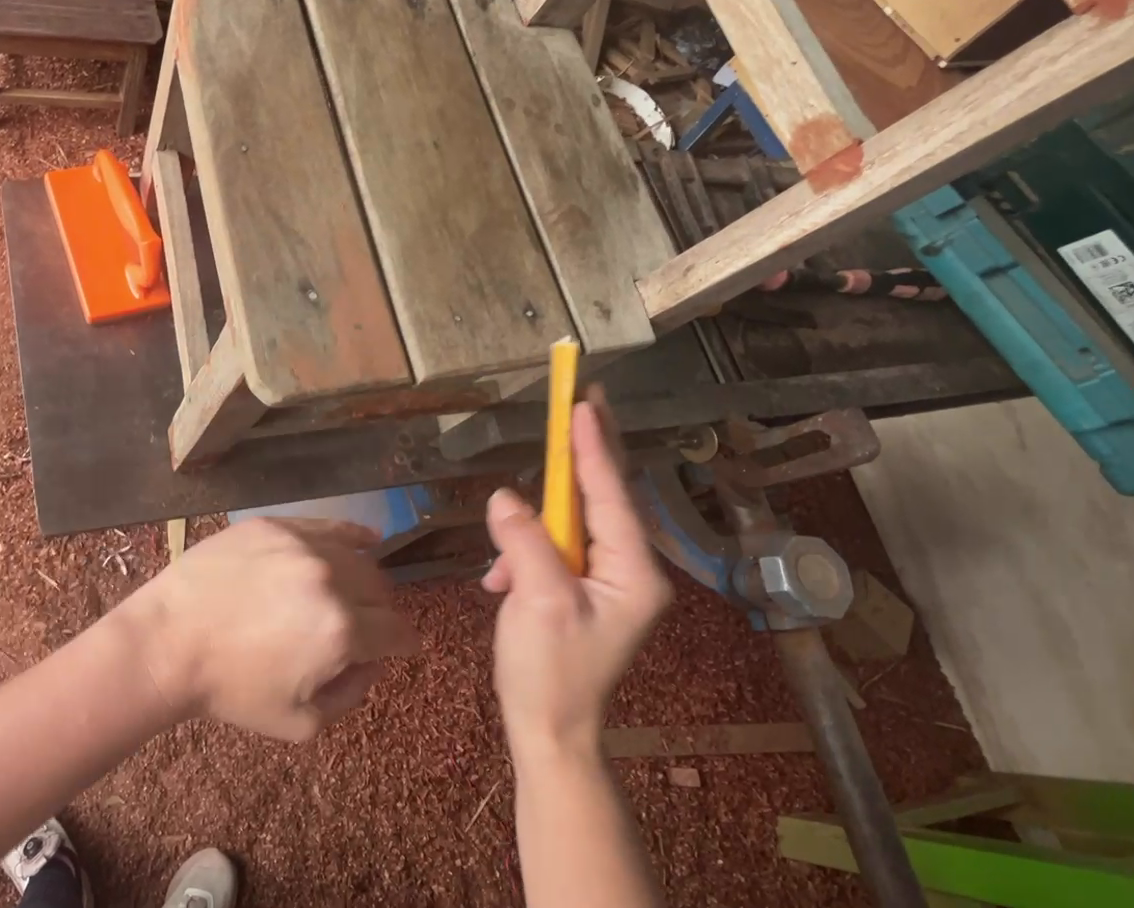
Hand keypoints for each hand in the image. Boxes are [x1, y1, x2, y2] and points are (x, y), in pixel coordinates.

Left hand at [115, 518, 419, 741]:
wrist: (166, 643)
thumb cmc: (230, 690)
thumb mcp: (300, 722)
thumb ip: (350, 695)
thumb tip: (372, 662)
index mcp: (343, 631)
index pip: (397, 631)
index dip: (401, 644)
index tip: (399, 646)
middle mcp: (330, 579)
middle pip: (380, 590)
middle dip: (380, 611)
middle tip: (364, 624)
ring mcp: (300, 546)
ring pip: (356, 555)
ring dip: (362, 576)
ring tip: (351, 589)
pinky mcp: (272, 526)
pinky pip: (325, 526)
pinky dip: (348, 535)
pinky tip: (359, 541)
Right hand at [483, 388, 671, 756]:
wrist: (550, 731)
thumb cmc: (550, 671)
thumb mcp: (537, 600)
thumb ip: (525, 540)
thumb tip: (504, 497)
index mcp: (633, 571)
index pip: (610, 494)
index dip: (593, 446)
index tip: (584, 402)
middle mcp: (629, 570)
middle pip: (603, 499)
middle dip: (585, 456)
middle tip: (584, 403)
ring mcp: (606, 582)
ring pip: (571, 526)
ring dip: (536, 522)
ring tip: (512, 548)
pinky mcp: (581, 592)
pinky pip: (553, 550)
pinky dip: (524, 551)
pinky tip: (500, 575)